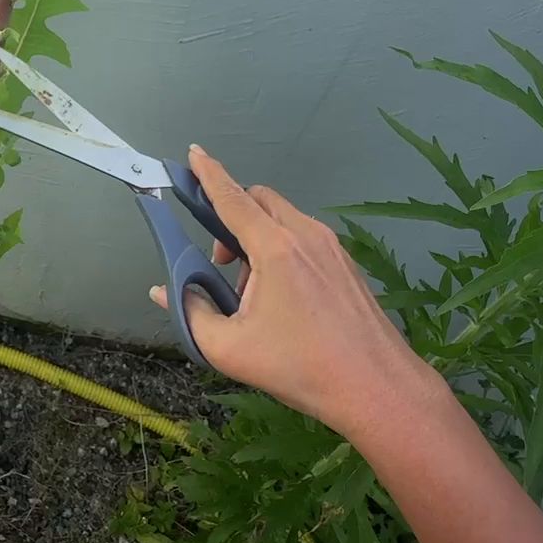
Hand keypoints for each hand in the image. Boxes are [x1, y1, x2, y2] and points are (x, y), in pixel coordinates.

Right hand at [150, 146, 450, 447]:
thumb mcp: (229, 349)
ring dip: (257, 237)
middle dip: (232, 216)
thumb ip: (189, 313)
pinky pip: (304, 237)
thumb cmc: (301, 368)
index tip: (194, 153)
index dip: (208, 173)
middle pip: (259, 199)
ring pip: (282, 218)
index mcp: (275, 249)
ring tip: (253, 291)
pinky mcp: (347, 263)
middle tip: (222, 261)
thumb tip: (164, 291)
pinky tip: (284, 298)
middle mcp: (306, 235)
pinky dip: (282, 249)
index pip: (232, 198)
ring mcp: (332, 247)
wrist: (378, 389)